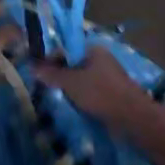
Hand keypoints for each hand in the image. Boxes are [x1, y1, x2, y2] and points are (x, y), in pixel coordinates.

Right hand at [36, 44, 157, 130]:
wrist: (131, 117)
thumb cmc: (100, 93)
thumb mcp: (70, 82)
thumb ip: (51, 74)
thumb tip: (32, 67)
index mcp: (93, 49)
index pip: (66, 47)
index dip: (50, 57)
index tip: (38, 71)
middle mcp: (100, 59)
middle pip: (72, 63)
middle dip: (59, 74)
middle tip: (45, 85)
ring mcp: (106, 76)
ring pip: (80, 78)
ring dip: (68, 87)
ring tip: (55, 96)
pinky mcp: (109, 92)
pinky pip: (88, 90)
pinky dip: (79, 96)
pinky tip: (71, 104)